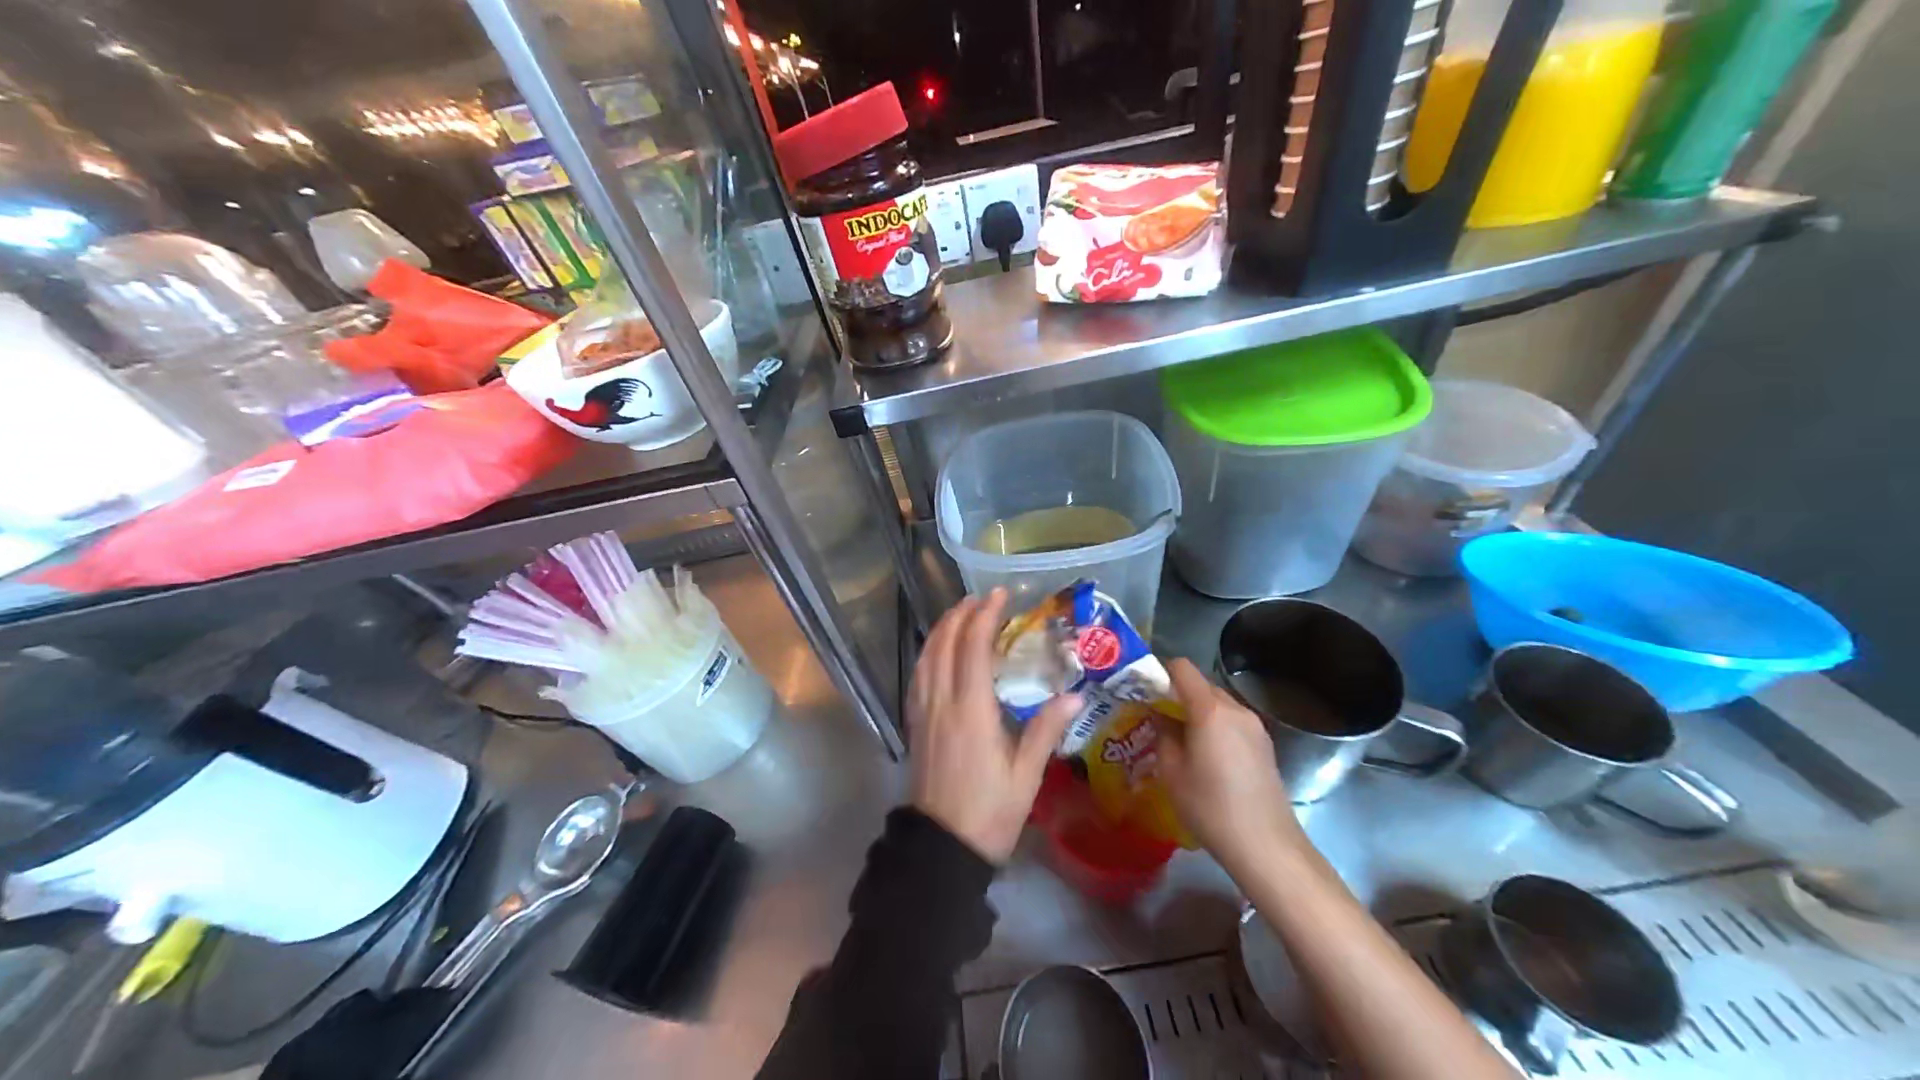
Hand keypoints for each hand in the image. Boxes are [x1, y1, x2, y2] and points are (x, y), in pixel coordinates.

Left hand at [908, 589, 1080, 863]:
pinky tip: (936, 653)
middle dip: (960, 615)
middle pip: (944, 645)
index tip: (999, 595)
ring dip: (940, 630)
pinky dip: (928, 653)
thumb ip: (1046, 731)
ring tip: (959, 615)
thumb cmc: (990, 814)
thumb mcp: (1026, 776)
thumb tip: (1075, 696)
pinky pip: (917, 677)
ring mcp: (923, 714)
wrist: (941, 850)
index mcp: (971, 711)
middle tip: (981, 599)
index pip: (974, 648)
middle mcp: (941, 703)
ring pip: (925, 658)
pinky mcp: (915, 727)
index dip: (985, 616)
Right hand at [1157, 658, 1309, 876]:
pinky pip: (1232, 722)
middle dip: (1177, 694)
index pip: (1182, 668)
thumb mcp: (1172, 772)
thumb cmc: (1210, 807)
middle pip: (1202, 684)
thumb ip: (1163, 735)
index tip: (1142, 689)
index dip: (1159, 671)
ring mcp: (1255, 727)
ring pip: (1218, 704)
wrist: (1266, 845)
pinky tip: (1205, 755)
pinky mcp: (1264, 745)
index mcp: (1210, 709)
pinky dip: (1214, 726)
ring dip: (1197, 711)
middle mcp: (1235, 709)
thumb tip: (1160, 718)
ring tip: (1179, 738)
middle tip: (1156, 716)